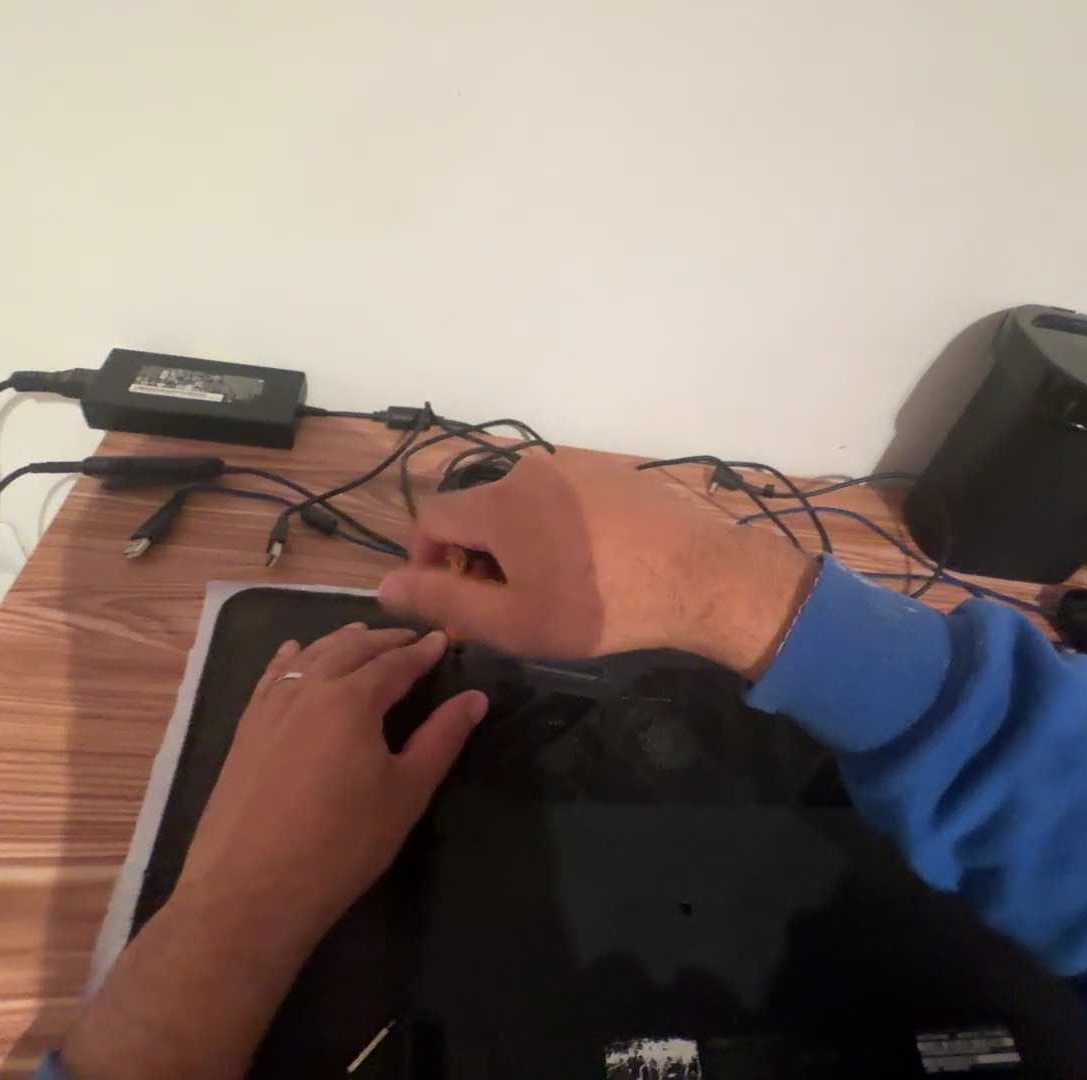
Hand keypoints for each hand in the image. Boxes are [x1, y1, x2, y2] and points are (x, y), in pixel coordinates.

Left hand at [178, 624, 488, 936]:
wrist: (250, 892)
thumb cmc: (342, 842)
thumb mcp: (407, 791)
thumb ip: (443, 737)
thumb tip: (476, 697)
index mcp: (353, 699)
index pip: (396, 663)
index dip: (423, 651)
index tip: (443, 639)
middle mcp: (309, 689)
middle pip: (352, 649)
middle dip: (384, 639)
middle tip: (410, 636)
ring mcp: (271, 707)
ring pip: (310, 656)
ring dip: (341, 641)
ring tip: (362, 634)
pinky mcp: (246, 730)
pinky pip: (272, 677)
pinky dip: (291, 657)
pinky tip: (295, 651)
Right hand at [377, 451, 816, 677]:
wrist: (702, 576)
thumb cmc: (600, 607)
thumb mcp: (513, 618)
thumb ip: (442, 599)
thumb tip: (384, 585)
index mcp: (498, 502)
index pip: (429, 518)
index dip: (425, 562)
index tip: (451, 602)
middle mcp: (530, 469)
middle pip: (477, 512)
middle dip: (475, 559)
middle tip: (505, 607)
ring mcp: (575, 465)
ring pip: (520, 506)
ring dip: (516, 546)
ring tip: (551, 588)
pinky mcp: (610, 472)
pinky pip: (560, 499)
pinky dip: (554, 530)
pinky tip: (589, 563)